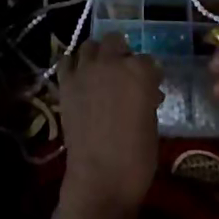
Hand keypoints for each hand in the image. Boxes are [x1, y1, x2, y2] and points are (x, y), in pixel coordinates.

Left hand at [56, 33, 161, 218]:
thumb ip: (147, 99)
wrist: (101, 176)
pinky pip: (66, 61)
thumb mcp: (152, 124)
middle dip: (123, 53)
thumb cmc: (137, 156)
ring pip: (90, 45)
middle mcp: (111, 63)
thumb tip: (146, 92)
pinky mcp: (65, 83)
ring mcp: (85, 71)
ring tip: (102, 70)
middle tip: (126, 71)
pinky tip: (81, 75)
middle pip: (116, 41)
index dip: (150, 73)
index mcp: (139, 71)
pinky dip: (74, 64)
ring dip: (98, 53)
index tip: (151, 85)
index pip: (148, 60)